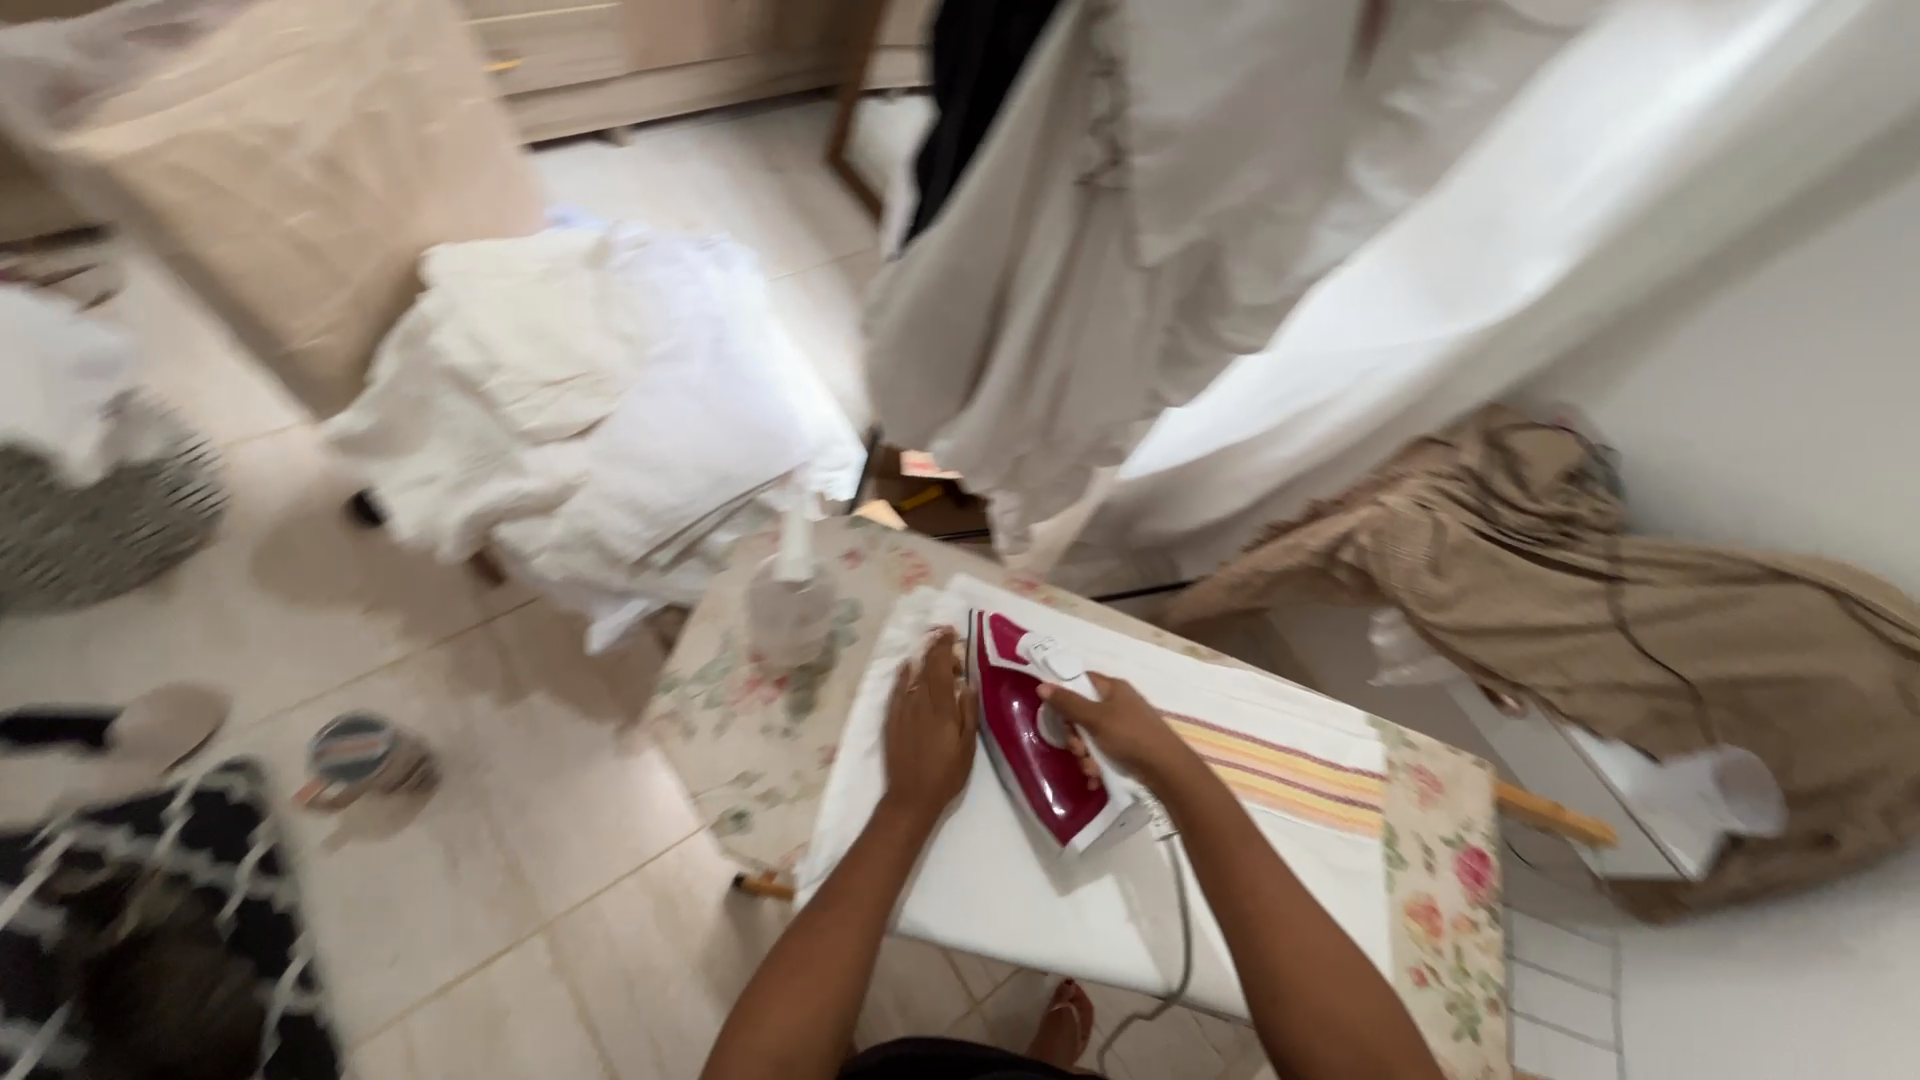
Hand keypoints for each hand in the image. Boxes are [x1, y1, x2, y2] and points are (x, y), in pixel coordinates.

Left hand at [880, 627, 975, 827]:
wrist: (911, 797)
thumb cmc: (946, 774)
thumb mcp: (967, 746)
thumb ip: (968, 712)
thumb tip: (966, 683)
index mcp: (941, 708)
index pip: (941, 667)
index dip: (945, 647)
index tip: (952, 633)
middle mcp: (919, 703)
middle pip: (926, 667)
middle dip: (935, 647)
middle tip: (945, 636)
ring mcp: (902, 710)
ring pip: (912, 675)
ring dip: (922, 658)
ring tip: (932, 648)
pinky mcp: (891, 719)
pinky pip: (896, 689)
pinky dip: (903, 674)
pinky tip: (908, 666)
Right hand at [1039, 674, 1196, 788]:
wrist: (1167, 770)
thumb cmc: (1131, 736)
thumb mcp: (1096, 718)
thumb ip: (1068, 703)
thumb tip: (1041, 686)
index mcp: (1112, 688)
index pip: (1080, 681)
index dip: (1065, 694)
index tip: (1055, 712)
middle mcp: (1117, 704)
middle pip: (1081, 714)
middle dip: (1075, 736)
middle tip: (1078, 749)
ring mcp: (1122, 727)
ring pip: (1089, 737)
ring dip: (1085, 755)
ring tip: (1091, 769)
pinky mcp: (1125, 747)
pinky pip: (1101, 752)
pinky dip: (1096, 765)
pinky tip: (1096, 777)